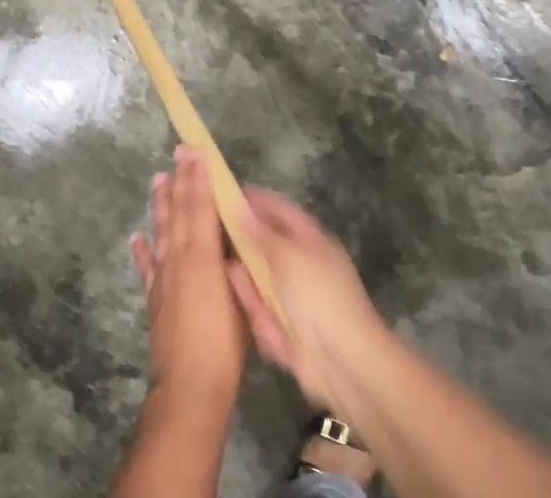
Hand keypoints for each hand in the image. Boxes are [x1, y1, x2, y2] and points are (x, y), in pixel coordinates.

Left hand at [130, 148, 247, 401]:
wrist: (190, 386)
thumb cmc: (225, 346)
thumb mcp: (243, 301)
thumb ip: (236, 268)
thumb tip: (233, 242)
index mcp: (203, 259)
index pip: (201, 208)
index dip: (198, 179)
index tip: (196, 152)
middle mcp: (179, 261)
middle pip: (179, 213)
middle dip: (180, 181)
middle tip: (178, 152)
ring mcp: (163, 280)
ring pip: (161, 232)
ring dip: (160, 205)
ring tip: (158, 179)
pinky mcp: (155, 300)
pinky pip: (147, 267)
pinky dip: (142, 250)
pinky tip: (136, 236)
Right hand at [226, 188, 385, 412]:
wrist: (342, 360)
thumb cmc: (319, 296)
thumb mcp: (288, 256)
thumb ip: (259, 232)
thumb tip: (237, 204)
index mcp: (311, 241)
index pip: (281, 211)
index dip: (256, 200)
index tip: (225, 191)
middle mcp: (301, 265)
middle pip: (266, 245)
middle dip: (241, 238)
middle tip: (208, 228)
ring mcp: (293, 297)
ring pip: (259, 278)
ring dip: (242, 272)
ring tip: (213, 258)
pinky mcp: (283, 325)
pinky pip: (260, 308)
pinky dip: (249, 303)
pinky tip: (231, 297)